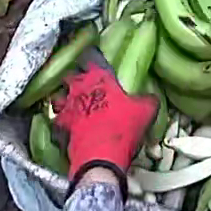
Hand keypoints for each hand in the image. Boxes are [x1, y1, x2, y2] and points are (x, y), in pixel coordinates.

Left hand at [53, 46, 157, 186]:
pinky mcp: (61, 124)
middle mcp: (80, 88)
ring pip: (59, 93)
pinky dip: (60, 119)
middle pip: (71, 73)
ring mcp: (68, 106)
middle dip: (75, 74)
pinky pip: (56, 118)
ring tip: (69, 98)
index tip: (92, 52)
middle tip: (81, 77)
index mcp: (99, 79)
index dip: (92, 55)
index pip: (92, 58)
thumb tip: (153, 97)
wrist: (101, 159)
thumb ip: (148, 100)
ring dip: (63, 95)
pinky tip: (64, 123)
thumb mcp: (144, 112)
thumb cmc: (123, 130)